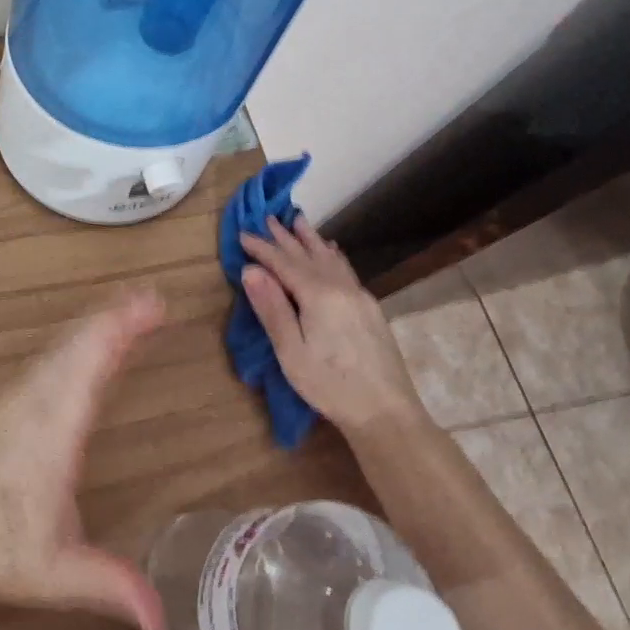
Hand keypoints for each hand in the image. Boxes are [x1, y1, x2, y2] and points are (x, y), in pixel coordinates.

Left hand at [0, 290, 168, 629]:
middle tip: (153, 297)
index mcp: (46, 441)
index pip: (81, 375)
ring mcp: (19, 401)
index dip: (112, 336)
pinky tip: (98, 328)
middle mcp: (31, 409)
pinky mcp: (15, 402)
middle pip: (73, 350)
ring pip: (60, 348)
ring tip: (135, 301)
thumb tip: (163, 625)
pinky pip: (52, 357)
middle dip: (112, 318)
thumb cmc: (3, 554)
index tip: (147, 308)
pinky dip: (79, 336)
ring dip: (96, 321)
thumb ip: (110, 587)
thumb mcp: (58, 576)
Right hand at [239, 217, 429, 435]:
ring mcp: (360, 298)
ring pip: (331, 260)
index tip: (242, 234)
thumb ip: (272, 308)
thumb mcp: (291, 351)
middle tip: (269, 218)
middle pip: (309, 256)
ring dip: (312, 240)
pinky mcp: (370, 310)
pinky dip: (333, 256)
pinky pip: (346, 271)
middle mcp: (341, 289)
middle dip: (286, 238)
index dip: (262, 249)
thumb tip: (251, 270)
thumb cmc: (330, 385)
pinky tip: (333, 253)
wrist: (386, 412)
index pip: (284, 264)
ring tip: (300, 222)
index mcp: (319, 296)